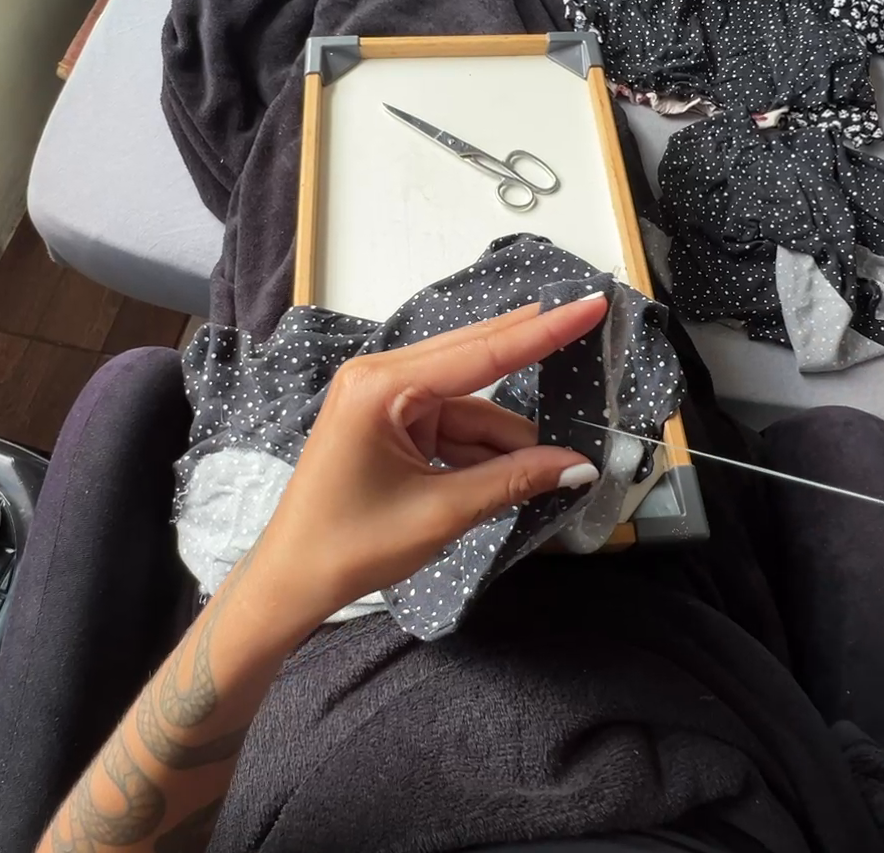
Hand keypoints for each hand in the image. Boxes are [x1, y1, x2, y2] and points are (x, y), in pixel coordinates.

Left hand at [249, 296, 608, 627]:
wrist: (292, 581)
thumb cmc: (353, 545)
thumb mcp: (441, 512)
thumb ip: (513, 480)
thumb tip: (580, 465)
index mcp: (383, 385)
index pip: (481, 353)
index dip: (543, 331)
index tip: (590, 302)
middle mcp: (382, 377)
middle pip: (475, 362)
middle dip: (532, 359)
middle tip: (591, 331)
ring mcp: (385, 399)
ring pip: (469, 405)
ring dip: (509, 437)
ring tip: (559, 465)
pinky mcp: (391, 423)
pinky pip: (452, 426)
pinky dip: (484, 449)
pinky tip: (521, 471)